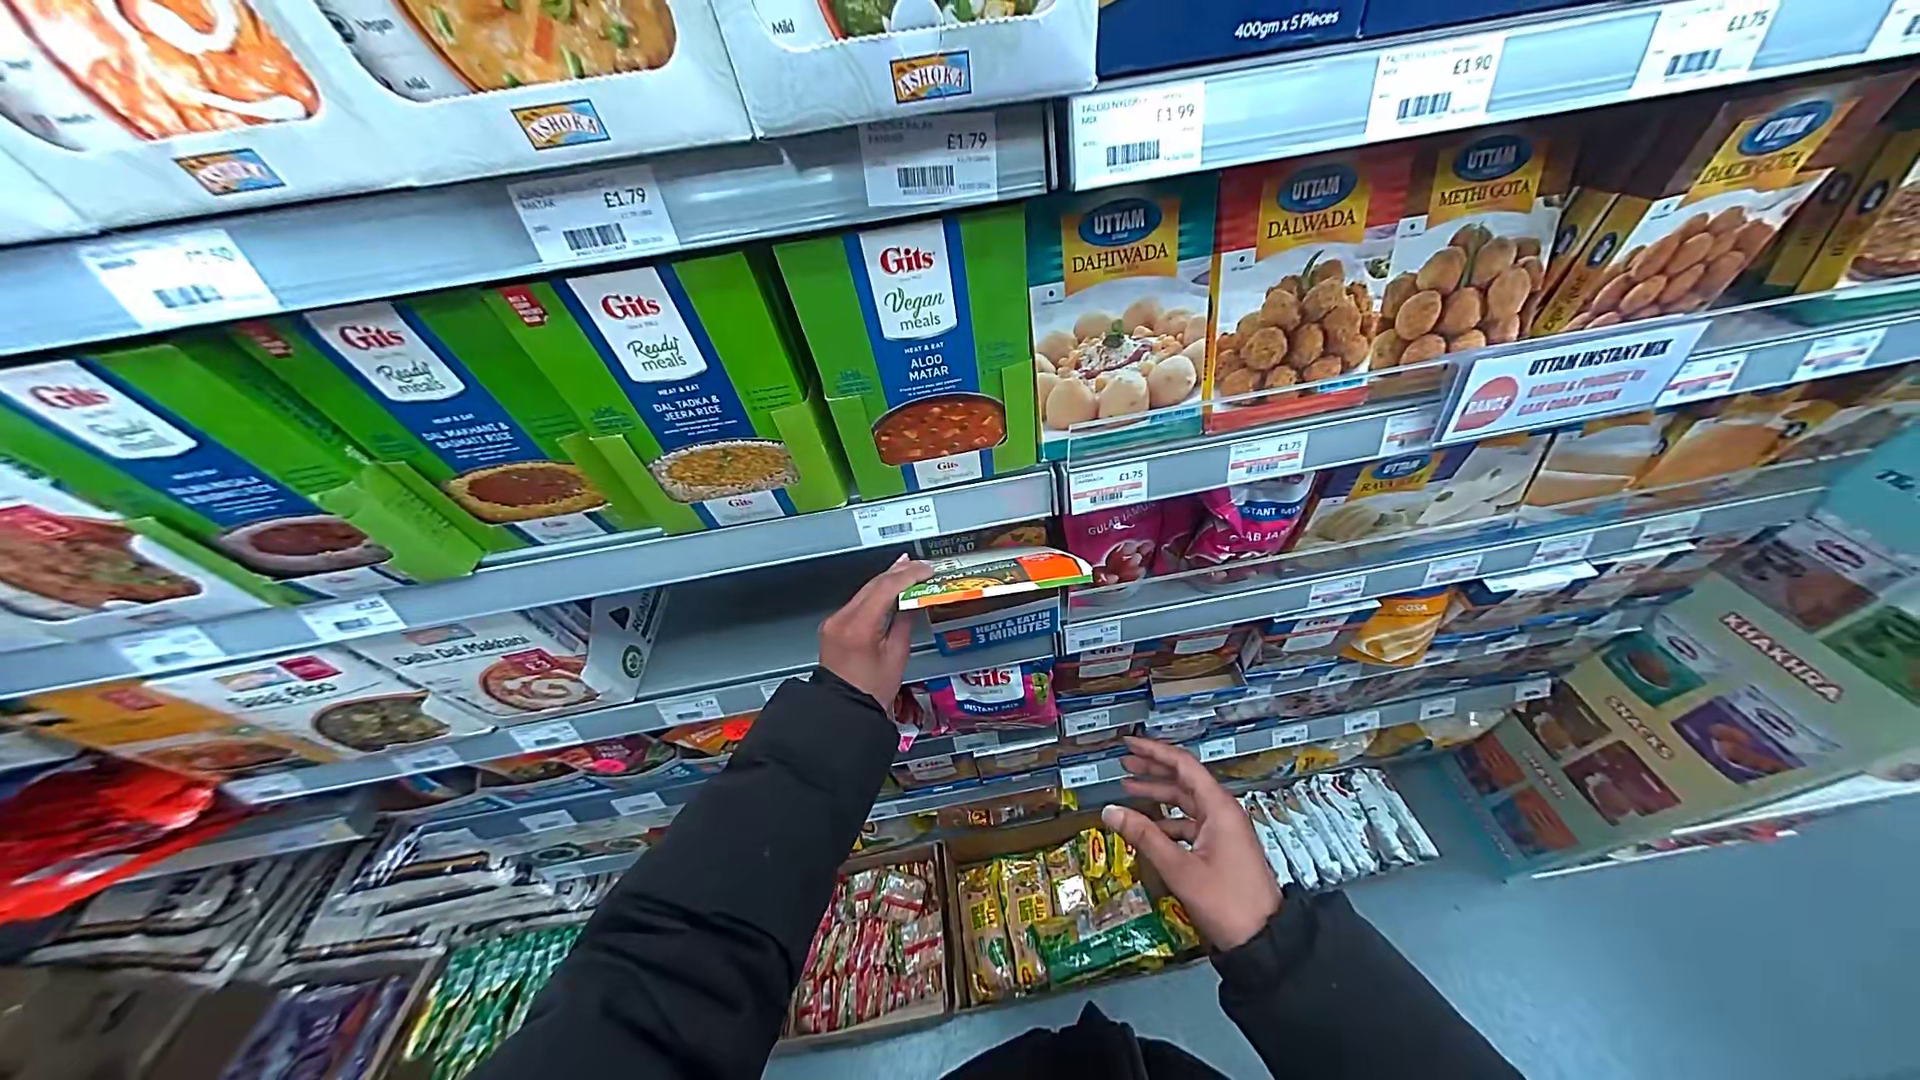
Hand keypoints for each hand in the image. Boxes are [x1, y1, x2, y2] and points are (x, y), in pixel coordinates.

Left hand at [818, 555, 933, 713]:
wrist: (843, 710)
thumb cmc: (870, 692)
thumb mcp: (897, 655)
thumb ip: (904, 622)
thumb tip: (912, 601)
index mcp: (859, 628)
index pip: (885, 588)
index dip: (909, 575)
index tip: (926, 570)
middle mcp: (841, 620)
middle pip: (873, 585)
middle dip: (899, 572)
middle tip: (921, 565)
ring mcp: (834, 622)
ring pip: (865, 590)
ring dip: (887, 579)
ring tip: (909, 569)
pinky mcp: (833, 625)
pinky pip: (858, 601)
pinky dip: (876, 592)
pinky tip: (888, 587)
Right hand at [1102, 736, 1281, 950]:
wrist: (1265, 943)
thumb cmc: (1227, 903)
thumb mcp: (1180, 868)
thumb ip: (1144, 836)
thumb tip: (1111, 811)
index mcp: (1218, 808)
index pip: (1183, 765)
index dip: (1154, 751)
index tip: (1130, 744)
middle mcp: (1223, 812)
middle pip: (1184, 779)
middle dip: (1153, 769)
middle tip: (1125, 762)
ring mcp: (1224, 830)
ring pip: (1186, 801)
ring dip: (1158, 794)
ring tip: (1130, 788)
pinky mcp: (1221, 847)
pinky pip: (1190, 822)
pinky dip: (1167, 820)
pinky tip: (1148, 827)